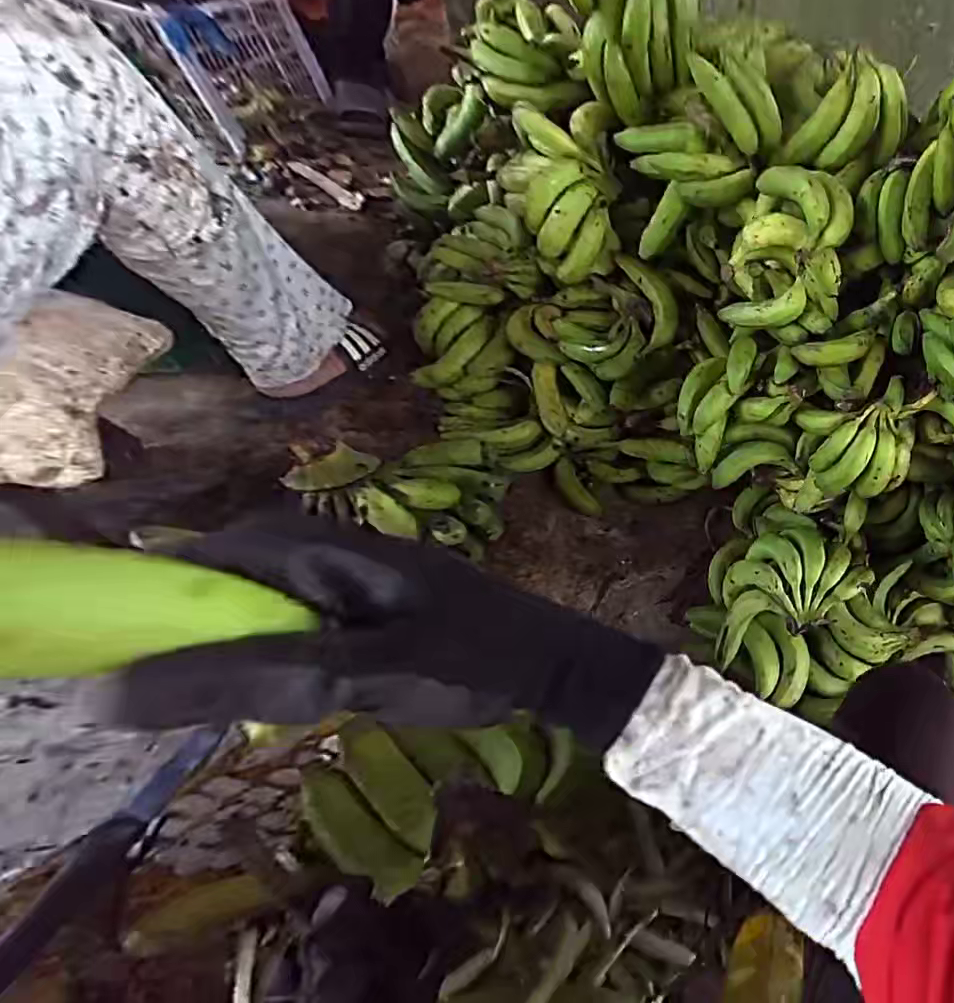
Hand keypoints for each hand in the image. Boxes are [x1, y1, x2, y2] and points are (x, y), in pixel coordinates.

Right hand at [93, 515, 661, 748]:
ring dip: (261, 629)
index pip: (249, 542)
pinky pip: (340, 615)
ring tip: (235, 681)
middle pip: (271, 565)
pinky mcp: (418, 611)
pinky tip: (305, 684)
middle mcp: (377, 559)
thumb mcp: (361, 675)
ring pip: (305, 592)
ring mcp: (401, 584)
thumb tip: (107, 691)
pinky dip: (306, 642)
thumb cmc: (476, 663)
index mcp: (361, 557)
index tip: (132, 626)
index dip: (181, 575)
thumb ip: (252, 676)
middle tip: (182, 665)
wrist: (566, 668)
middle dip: (216, 607)